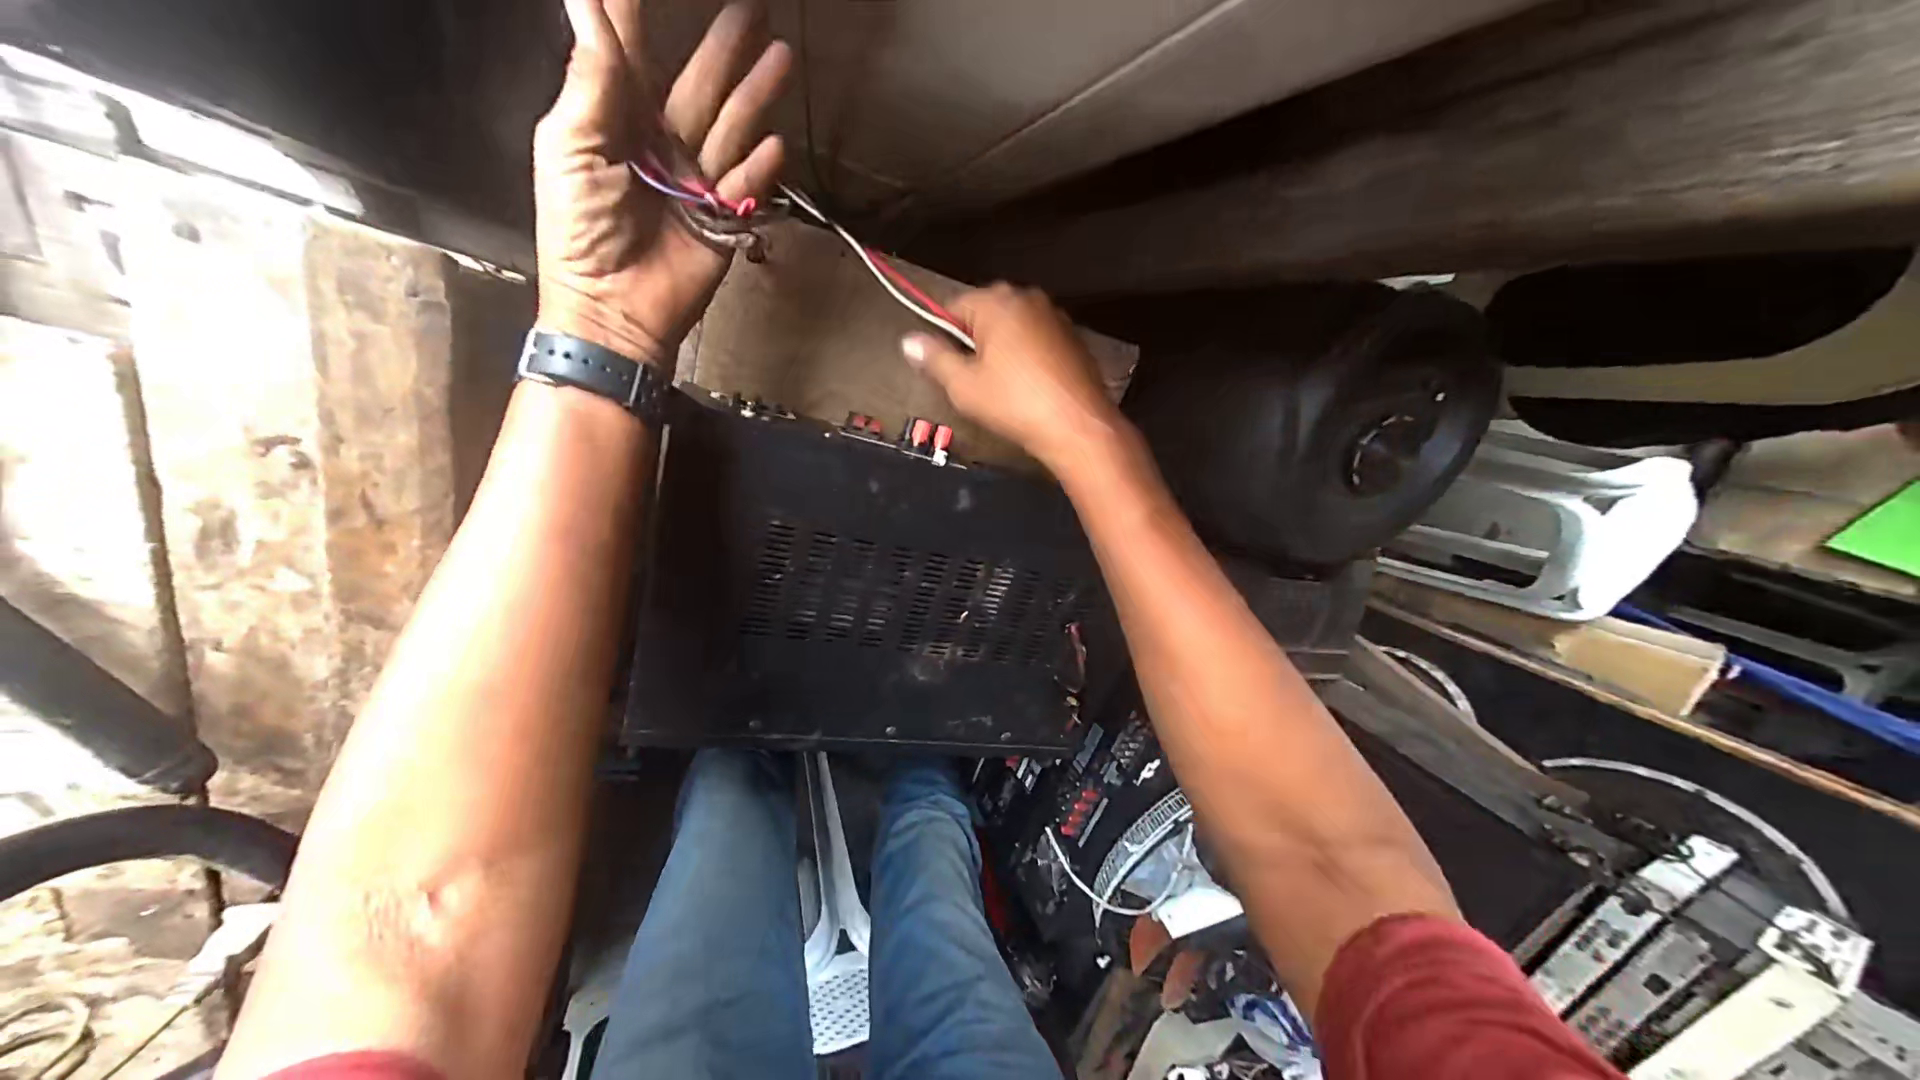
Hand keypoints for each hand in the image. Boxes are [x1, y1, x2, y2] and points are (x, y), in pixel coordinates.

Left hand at [535, 0, 789, 363]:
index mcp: (614, 119)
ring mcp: (695, 182)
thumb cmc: (579, 228)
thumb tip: (587, 0)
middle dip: (722, 51)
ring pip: (729, 129)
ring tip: (781, 57)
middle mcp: (660, 142)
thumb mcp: (569, 147)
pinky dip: (758, 168)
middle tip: (750, 10)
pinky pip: (744, 185)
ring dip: (754, 96)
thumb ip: (590, 80)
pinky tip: (775, 143)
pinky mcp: (721, 218)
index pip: (630, 51)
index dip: (640, 10)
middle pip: (697, 87)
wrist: (613, 307)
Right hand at [901, 285, 1129, 469]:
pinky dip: (1027, 357)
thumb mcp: (963, 385)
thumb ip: (934, 358)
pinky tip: (1027, 387)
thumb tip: (909, 341)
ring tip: (1001, 387)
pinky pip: (1037, 340)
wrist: (1078, 426)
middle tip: (972, 380)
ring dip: (1001, 350)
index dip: (942, 335)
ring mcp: (1054, 316)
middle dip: (974, 341)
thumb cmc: (1015, 404)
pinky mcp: (1073, 337)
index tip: (944, 365)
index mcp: (997, 302)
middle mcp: (1027, 298)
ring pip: (1012, 328)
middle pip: (985, 314)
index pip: (953, 306)